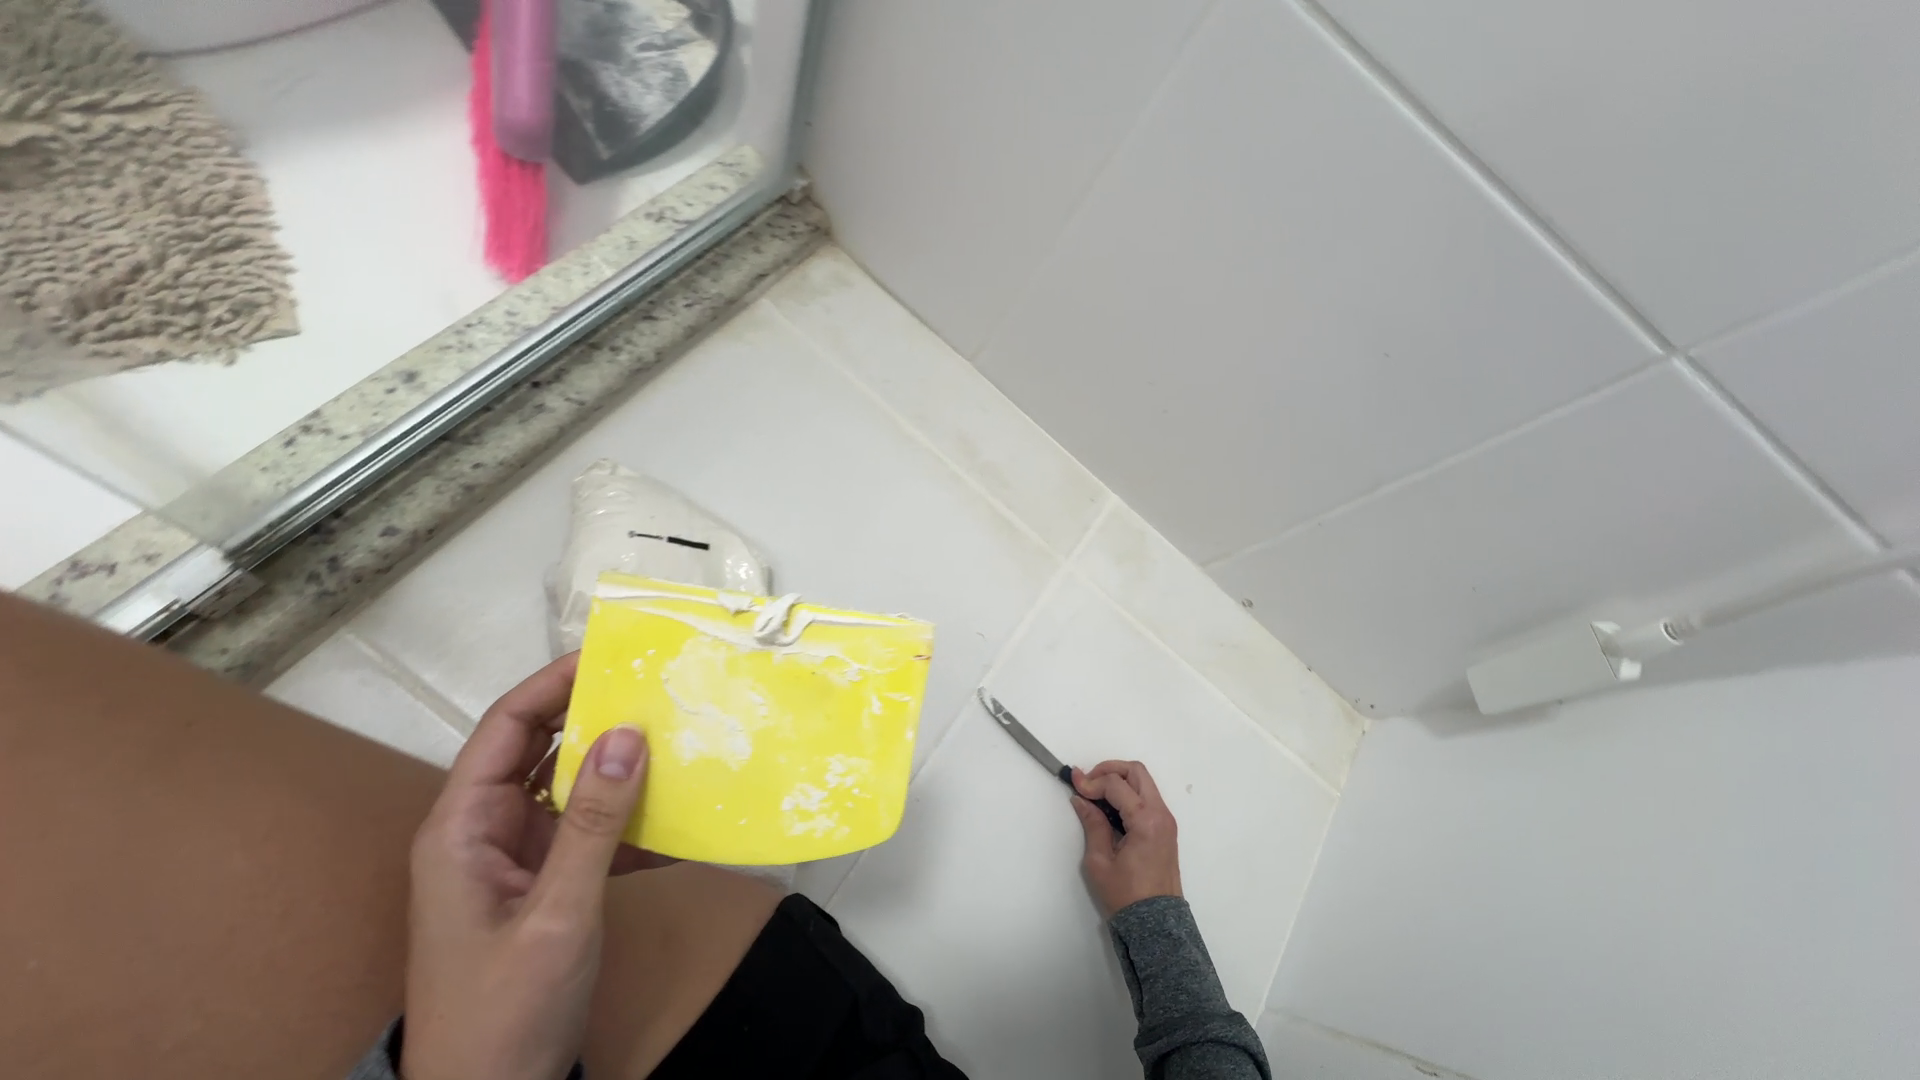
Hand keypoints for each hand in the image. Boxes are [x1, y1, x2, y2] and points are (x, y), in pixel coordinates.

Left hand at [402, 653, 667, 1079]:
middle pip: (540, 750)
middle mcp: (485, 830)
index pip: (506, 729)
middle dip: (595, 719)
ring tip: (677, 738)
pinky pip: (589, 833)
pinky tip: (676, 818)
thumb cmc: (507, 1009)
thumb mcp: (558, 914)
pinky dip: (629, 822)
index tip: (611, 656)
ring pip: (570, 788)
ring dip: (619, 768)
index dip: (553, 685)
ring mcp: (516, 858)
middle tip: (658, 690)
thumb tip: (630, 733)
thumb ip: (593, 823)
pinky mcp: (545, 884)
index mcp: (463, 826)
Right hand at [1070, 760, 1182, 918]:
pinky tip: (1109, 806)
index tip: (1073, 785)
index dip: (1091, 781)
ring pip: (1143, 781)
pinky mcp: (1165, 828)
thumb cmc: (1126, 896)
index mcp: (1146, 821)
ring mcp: (1166, 820)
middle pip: (1136, 771)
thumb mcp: (1100, 861)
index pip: (1116, 784)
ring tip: (1095, 794)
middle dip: (1108, 770)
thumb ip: (1092, 824)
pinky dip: (1127, 792)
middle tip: (1087, 783)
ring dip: (1118, 780)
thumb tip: (1081, 799)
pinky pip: (1146, 797)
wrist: (1155, 925)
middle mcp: (1161, 814)